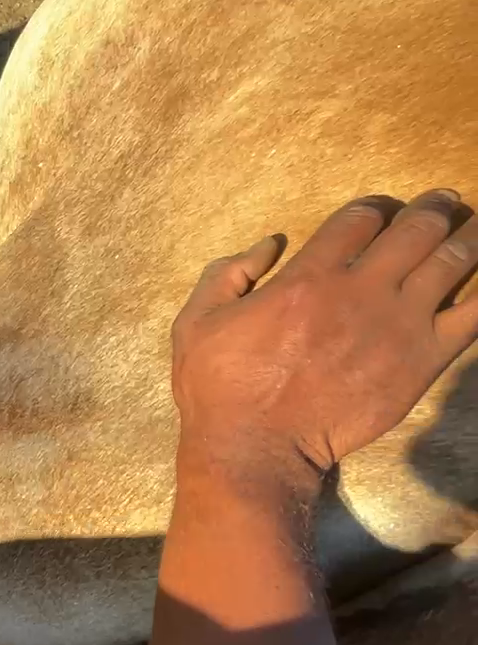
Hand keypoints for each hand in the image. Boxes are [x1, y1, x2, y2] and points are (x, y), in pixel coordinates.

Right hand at [171, 189, 477, 495]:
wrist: (255, 441)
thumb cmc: (215, 383)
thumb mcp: (193, 325)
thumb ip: (224, 277)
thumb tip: (267, 244)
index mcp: (303, 281)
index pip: (355, 222)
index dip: (369, 208)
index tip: (373, 210)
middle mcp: (360, 292)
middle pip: (416, 230)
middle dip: (432, 209)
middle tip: (440, 202)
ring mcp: (402, 323)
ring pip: (456, 260)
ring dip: (467, 236)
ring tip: (469, 228)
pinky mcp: (428, 355)